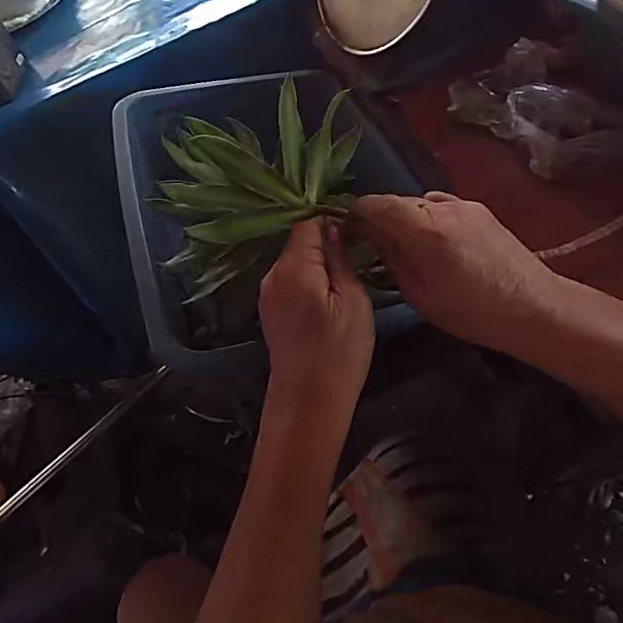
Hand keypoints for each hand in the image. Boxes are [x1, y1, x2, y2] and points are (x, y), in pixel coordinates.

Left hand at [258, 219, 374, 421]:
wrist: (308, 399)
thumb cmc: (339, 351)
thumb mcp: (353, 300)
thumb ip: (340, 260)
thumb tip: (333, 229)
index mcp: (293, 267)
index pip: (307, 225)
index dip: (331, 223)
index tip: (355, 233)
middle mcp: (272, 274)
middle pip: (297, 243)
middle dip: (323, 245)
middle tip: (355, 259)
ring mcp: (267, 293)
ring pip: (293, 262)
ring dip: (315, 265)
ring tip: (343, 283)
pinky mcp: (269, 309)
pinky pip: (288, 281)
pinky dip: (306, 282)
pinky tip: (325, 299)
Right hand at [351, 192, 562, 351]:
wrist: (535, 308)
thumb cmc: (472, 311)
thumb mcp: (418, 292)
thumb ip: (389, 256)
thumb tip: (365, 233)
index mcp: (423, 228)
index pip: (373, 204)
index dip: (354, 215)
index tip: (348, 234)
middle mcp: (441, 207)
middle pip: (394, 201)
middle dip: (378, 218)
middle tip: (372, 246)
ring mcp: (463, 205)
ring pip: (417, 203)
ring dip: (403, 219)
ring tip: (405, 248)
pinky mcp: (479, 209)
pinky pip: (439, 207)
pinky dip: (426, 219)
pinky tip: (433, 243)